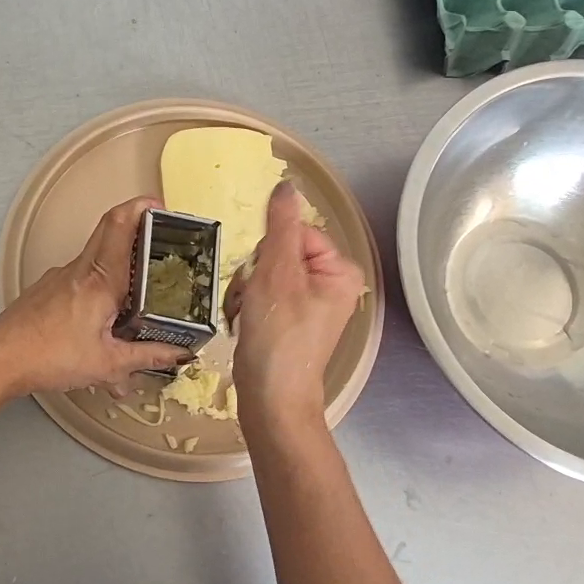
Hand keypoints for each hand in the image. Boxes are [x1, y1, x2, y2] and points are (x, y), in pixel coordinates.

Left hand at [0, 197, 189, 396]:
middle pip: (109, 229)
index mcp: (100, 280)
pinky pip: (80, 275)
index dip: (142, 208)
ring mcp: (60, 276)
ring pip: (95, 254)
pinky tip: (104, 314)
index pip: (121, 225)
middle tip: (159, 237)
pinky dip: (98, 283)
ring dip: (118, 260)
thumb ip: (146, 356)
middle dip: (136, 225)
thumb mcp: (108, 364)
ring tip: (139, 290)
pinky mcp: (48, 288)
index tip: (161, 208)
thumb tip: (177, 353)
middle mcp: (80, 269)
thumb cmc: (48, 357)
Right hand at [225, 182, 365, 415]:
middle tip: (250, 300)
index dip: (268, 251)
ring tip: (245, 316)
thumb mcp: (276, 273)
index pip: (293, 232)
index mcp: (339, 270)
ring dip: (245, 292)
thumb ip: (280, 226)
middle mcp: (330, 285)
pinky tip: (245, 325)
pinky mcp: (290, 322)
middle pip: (276, 252)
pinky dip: (247, 307)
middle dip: (253, 274)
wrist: (271, 398)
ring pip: (263, 274)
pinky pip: (261, 296)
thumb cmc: (277, 337)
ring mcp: (310, 306)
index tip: (261, 277)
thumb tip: (287, 184)